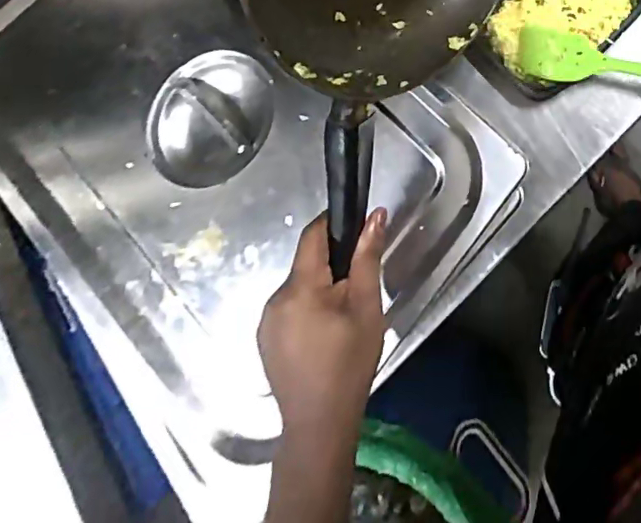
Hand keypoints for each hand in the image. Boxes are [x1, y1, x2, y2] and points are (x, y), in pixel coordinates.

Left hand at [258, 208, 389, 432]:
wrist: (319, 424)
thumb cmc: (349, 362)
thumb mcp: (367, 307)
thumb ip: (367, 259)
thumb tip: (375, 216)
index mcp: (299, 288)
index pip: (312, 235)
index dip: (334, 224)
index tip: (357, 228)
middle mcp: (274, 299)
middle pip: (306, 263)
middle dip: (333, 265)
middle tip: (359, 286)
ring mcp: (266, 322)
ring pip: (299, 287)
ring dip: (321, 288)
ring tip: (345, 314)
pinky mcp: (265, 340)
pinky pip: (289, 308)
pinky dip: (308, 309)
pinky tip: (325, 333)